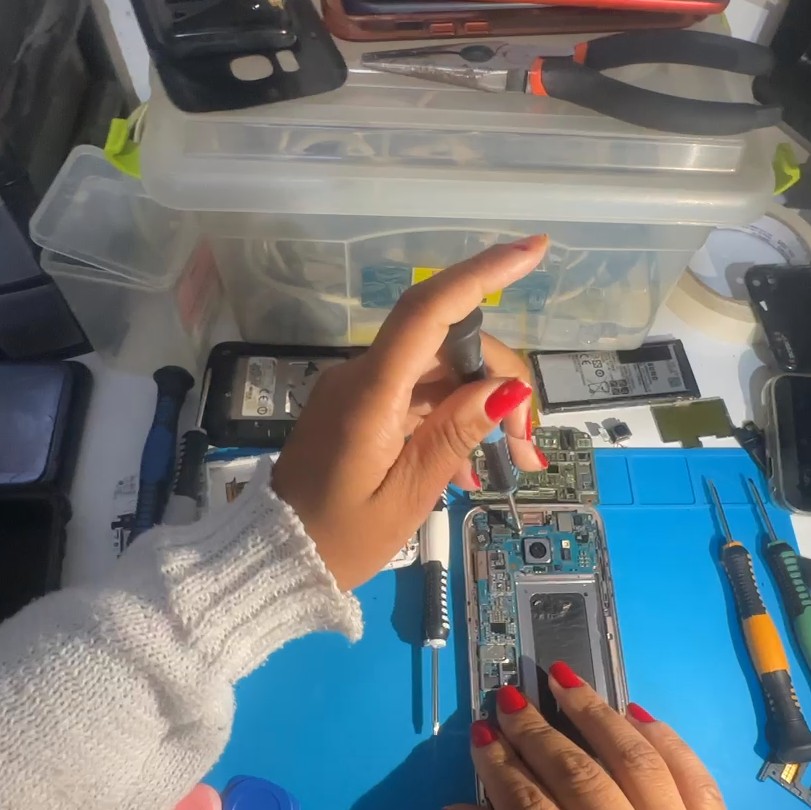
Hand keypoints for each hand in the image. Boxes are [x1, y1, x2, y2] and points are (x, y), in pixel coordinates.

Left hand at [272, 237, 549, 588]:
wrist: (277, 557)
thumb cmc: (339, 539)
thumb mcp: (406, 498)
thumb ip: (454, 437)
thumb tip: (505, 390)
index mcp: (371, 394)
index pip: (428, 311)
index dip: (482, 275)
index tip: (533, 252)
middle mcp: (364, 376)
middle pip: (449, 344)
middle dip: (502, 380)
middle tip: (528, 445)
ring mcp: (362, 389)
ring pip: (442, 370)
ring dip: (484, 406)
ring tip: (511, 461)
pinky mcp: (362, 406)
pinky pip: (421, 396)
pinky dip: (454, 420)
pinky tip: (471, 465)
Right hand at [445, 671, 758, 809]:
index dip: (502, 770)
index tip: (482, 735)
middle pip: (584, 782)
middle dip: (539, 732)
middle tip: (511, 699)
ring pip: (642, 765)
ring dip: (598, 715)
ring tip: (565, 681)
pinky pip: (698, 781)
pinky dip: (666, 740)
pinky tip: (634, 712)